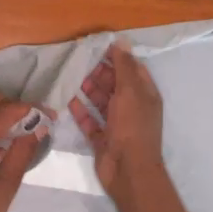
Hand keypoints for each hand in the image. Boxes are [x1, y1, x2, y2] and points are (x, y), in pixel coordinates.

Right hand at [69, 44, 165, 198]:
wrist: (128, 170)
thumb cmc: (132, 127)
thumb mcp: (130, 92)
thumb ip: (124, 67)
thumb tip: (121, 41)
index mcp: (144, 95)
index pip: (132, 70)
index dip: (118, 57)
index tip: (98, 46)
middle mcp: (132, 108)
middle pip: (115, 85)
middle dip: (99, 72)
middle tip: (79, 60)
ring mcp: (117, 124)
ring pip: (101, 101)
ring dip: (88, 89)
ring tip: (70, 75)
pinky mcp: (103, 138)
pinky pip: (90, 120)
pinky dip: (80, 110)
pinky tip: (68, 99)